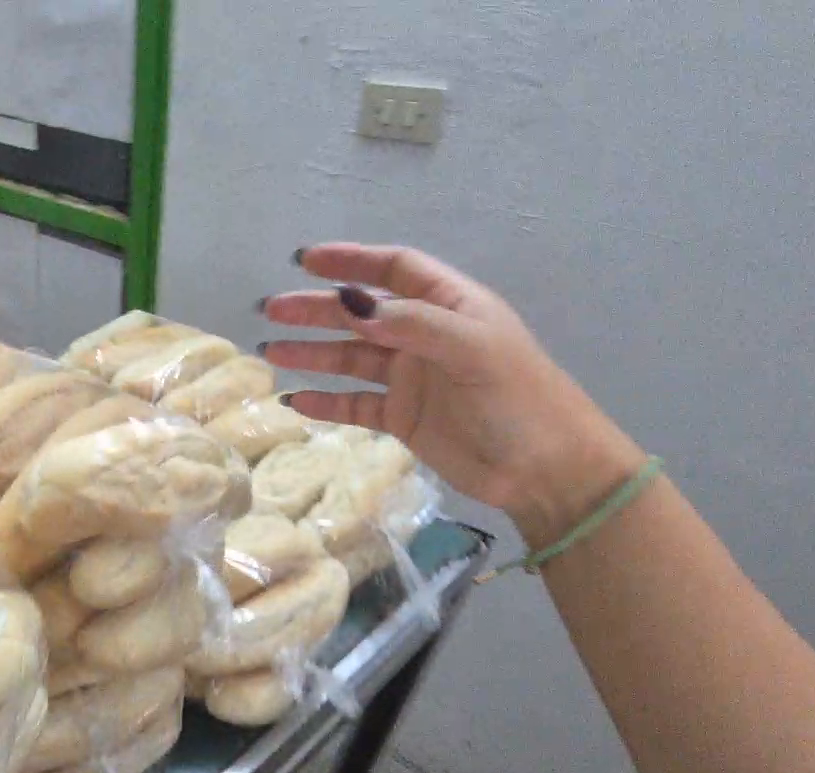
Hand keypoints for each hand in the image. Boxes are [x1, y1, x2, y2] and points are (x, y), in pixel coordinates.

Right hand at [259, 244, 643, 545]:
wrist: (543, 470)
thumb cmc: (518, 399)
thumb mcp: (473, 349)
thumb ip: (413, 324)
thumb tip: (351, 304)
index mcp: (450, 306)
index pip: (395, 270)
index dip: (352, 262)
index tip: (306, 261)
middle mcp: (424, 337)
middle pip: (361, 314)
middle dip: (317, 310)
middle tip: (272, 310)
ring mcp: (410, 379)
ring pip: (350, 358)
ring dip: (312, 353)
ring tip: (271, 351)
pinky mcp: (400, 418)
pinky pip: (353, 405)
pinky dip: (324, 402)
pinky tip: (295, 400)